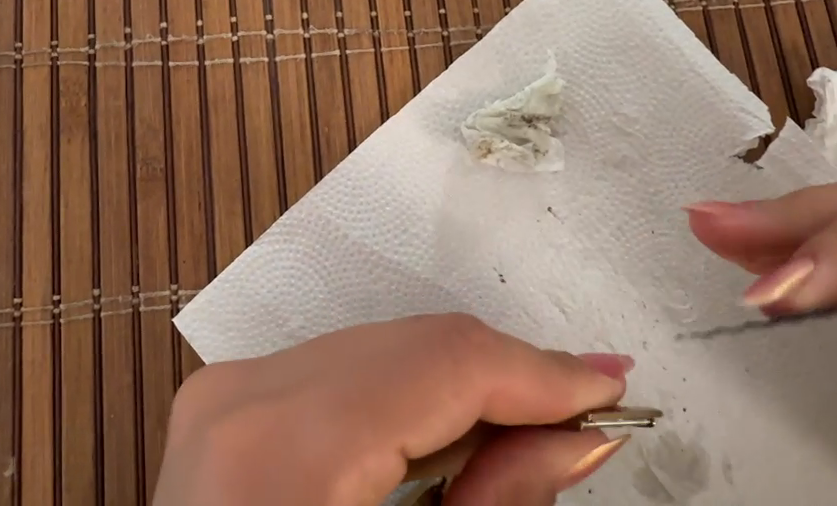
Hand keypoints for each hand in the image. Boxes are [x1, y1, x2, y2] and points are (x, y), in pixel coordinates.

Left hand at [152, 314, 632, 505]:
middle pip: (415, 345)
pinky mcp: (225, 402)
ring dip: (461, 383)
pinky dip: (406, 393)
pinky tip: (452, 429)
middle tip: (587, 410)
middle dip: (508, 376)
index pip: (445, 361)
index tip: (611, 386)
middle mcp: (247, 392)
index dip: (540, 371)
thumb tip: (576, 435)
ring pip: (383, 349)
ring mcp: (228, 391)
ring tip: (530, 423)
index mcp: (286, 445)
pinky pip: (343, 372)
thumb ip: (497, 504)